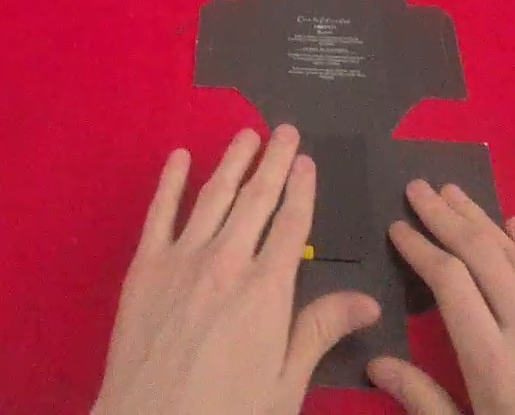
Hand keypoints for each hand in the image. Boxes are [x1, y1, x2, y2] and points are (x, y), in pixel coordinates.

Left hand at [92, 126, 381, 414]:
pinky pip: (160, 212)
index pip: (291, 224)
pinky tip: (180, 157)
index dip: (301, 188)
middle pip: (256, 199)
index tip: (307, 160)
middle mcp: (227, 260)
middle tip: (284, 129)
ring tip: (247, 135)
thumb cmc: (226, 414)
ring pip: (213, 195)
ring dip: (233, 161)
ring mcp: (183, 258)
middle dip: (273, 161)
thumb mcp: (284, 386)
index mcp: (266, 290)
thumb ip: (319, 332)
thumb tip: (369, 300)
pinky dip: (171, 182)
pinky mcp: (146, 265)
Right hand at [368, 180, 514, 414]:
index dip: (420, 249)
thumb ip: (426, 402)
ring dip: (484, 220)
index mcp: (496, 367)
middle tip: (417, 187)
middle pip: (483, 256)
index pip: (450, 283)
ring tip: (454, 192)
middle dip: (445, 217)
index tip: (397, 227)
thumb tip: (375, 362)